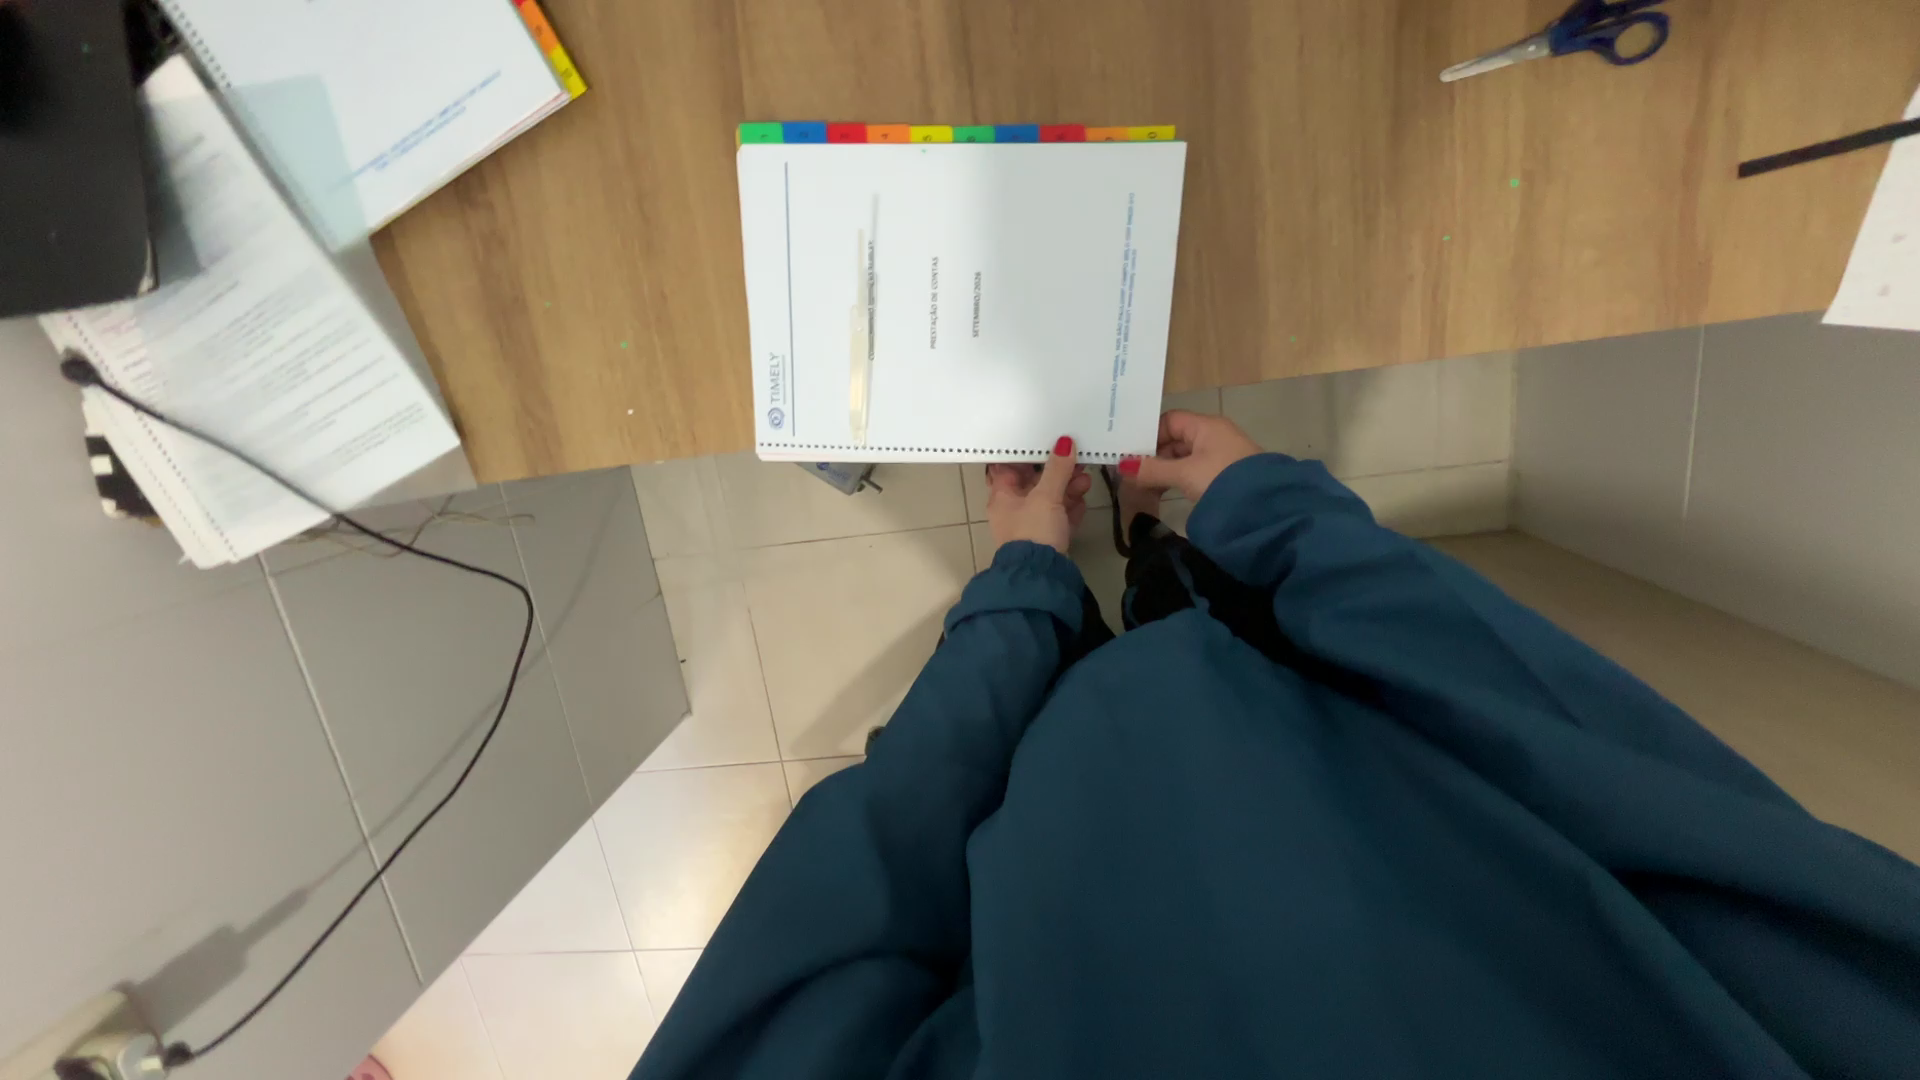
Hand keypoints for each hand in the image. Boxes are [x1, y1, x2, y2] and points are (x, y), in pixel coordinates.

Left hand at [987, 436, 1093, 554]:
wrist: (1041, 575)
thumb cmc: (1034, 530)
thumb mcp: (1046, 495)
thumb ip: (1057, 469)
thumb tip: (1064, 442)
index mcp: (1002, 496)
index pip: (1008, 467)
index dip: (1025, 455)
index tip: (1045, 442)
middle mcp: (1013, 509)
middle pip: (1034, 483)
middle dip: (1056, 472)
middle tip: (1076, 459)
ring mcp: (1030, 525)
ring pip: (1050, 500)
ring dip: (1068, 489)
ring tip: (1086, 479)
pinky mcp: (1047, 539)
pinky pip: (1059, 518)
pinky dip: (1070, 508)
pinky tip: (1083, 500)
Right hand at [1121, 410, 1262, 501]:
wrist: (1266, 507)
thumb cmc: (1222, 480)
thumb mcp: (1184, 474)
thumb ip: (1152, 470)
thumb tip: (1122, 466)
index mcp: (1206, 426)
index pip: (1169, 420)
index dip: (1149, 434)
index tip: (1130, 453)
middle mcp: (1214, 435)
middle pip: (1175, 438)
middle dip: (1154, 455)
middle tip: (1132, 472)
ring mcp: (1221, 455)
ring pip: (1184, 456)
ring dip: (1165, 469)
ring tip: (1144, 484)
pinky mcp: (1225, 473)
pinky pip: (1194, 469)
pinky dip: (1178, 477)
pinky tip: (1166, 490)